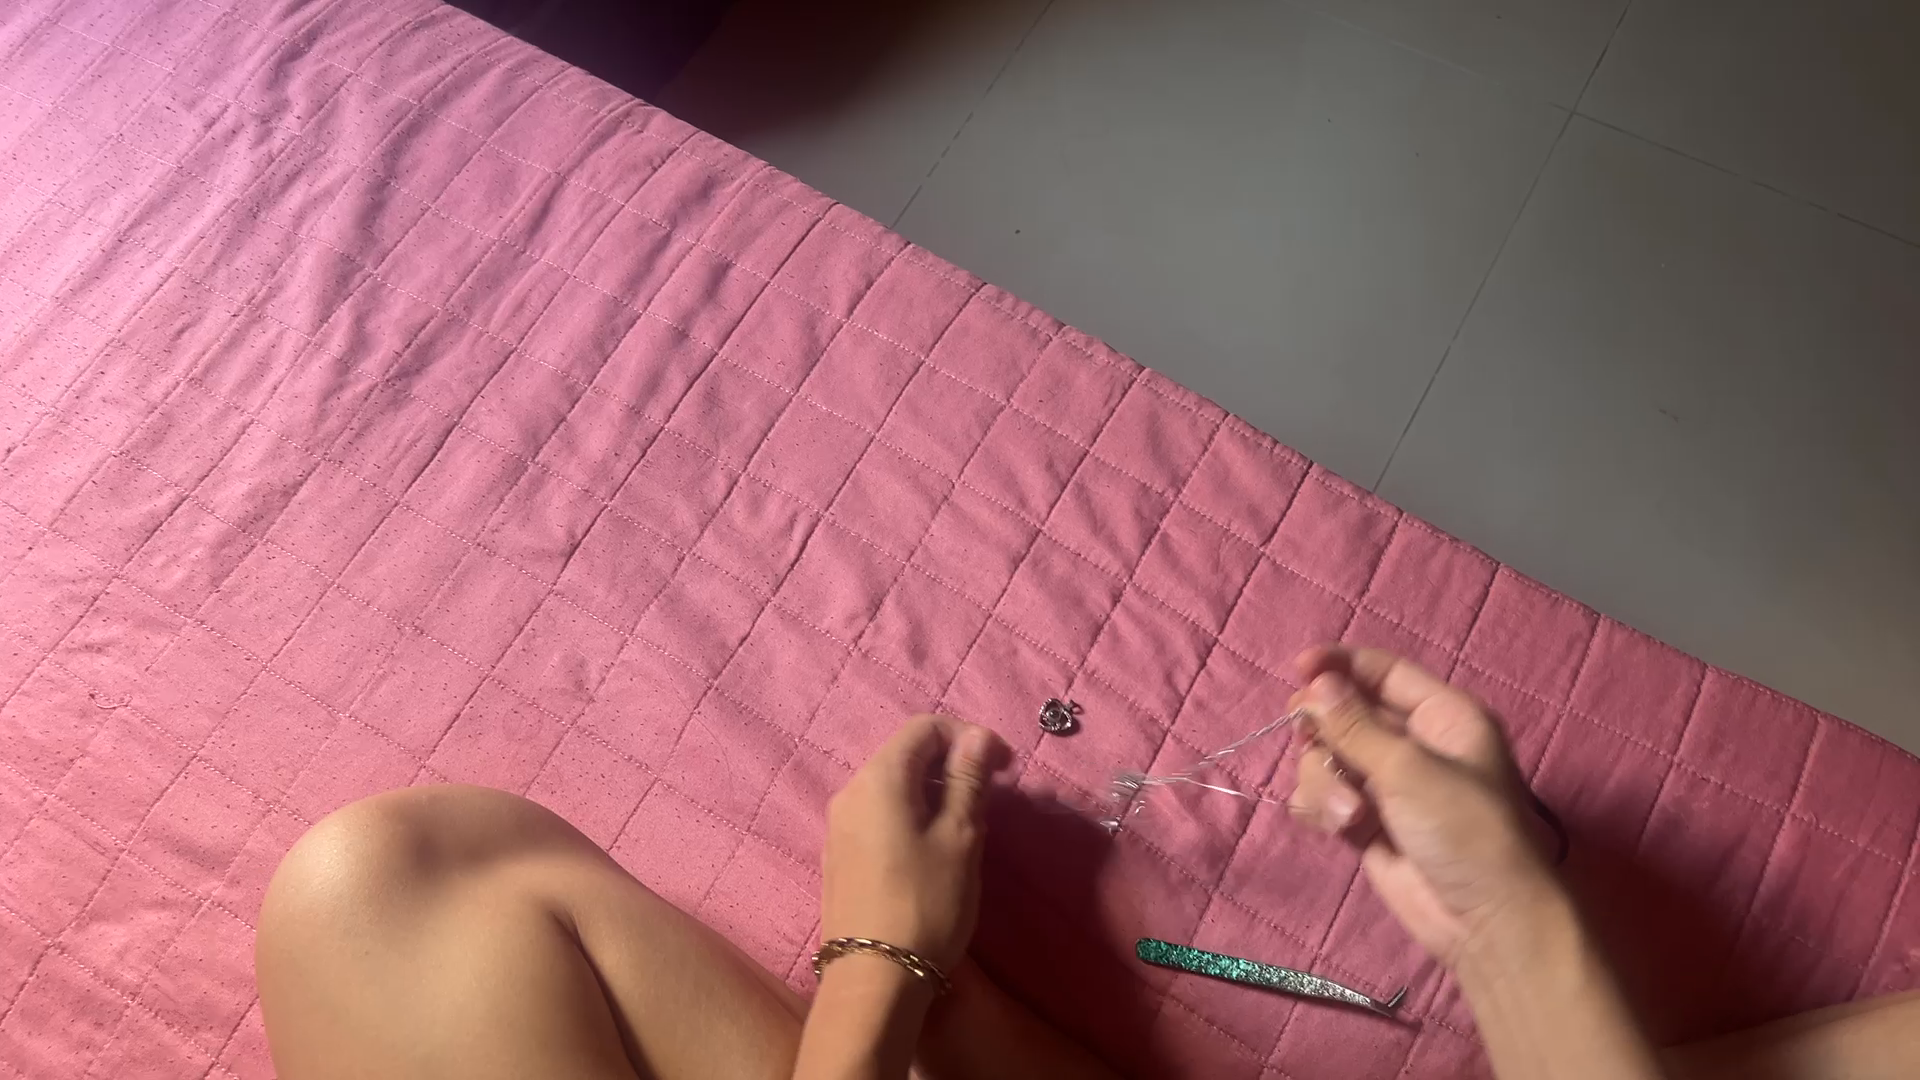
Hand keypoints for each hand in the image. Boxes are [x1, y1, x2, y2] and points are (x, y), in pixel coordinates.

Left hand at [821, 715, 1011, 972]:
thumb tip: (976, 736)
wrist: (873, 984)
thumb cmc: (925, 903)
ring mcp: (839, 824)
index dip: (967, 736)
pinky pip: (879, 812)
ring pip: (893, 784)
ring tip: (966, 823)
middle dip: (951, 762)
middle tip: (989, 795)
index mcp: (879, 777)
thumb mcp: (960, 836)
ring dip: (933, 788)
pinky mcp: (839, 853)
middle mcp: (850, 790)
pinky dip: (911, 811)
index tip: (1002, 765)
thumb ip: (968, 779)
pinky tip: (932, 846)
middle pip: (906, 752)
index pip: (924, 727)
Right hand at [1287, 646, 1557, 967]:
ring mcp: (1384, 781)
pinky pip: (1321, 792)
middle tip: (1307, 737)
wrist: (1483, 924)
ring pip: (1324, 754)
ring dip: (1325, 780)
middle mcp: (1412, 742)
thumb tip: (1315, 685)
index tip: (1298, 668)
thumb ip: (1353, 725)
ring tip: (1349, 812)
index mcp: (1441, 717)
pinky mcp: (1363, 817)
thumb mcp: (1409, 769)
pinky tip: (1340, 828)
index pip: (1382, 671)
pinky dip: (1322, 807)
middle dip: (1323, 730)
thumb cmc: (1464, 831)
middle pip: (1342, 711)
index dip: (1339, 664)